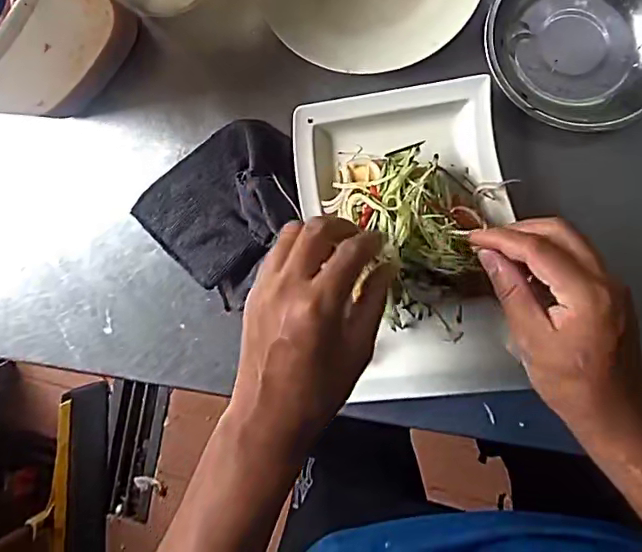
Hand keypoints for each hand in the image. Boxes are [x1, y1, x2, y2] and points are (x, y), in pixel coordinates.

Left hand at [229, 217, 391, 447]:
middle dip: (345, 226)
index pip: (352, 250)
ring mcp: (268, 285)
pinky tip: (310, 260)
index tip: (380, 242)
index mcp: (319, 303)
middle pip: (319, 228)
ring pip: (293, 231)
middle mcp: (290, 286)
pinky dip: (296, 245)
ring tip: (334, 244)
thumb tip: (386, 268)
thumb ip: (374, 300)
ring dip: (318, 230)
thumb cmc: (316, 392)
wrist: (267, 417)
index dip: (372, 240)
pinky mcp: (255, 290)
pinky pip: (277, 250)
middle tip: (359, 238)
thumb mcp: (358, 349)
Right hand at [468, 218, 641, 444]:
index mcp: (587, 293)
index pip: (538, 248)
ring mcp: (613, 283)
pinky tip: (531, 269)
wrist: (620, 419)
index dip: (503, 238)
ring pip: (571, 238)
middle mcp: (606, 279)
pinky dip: (552, 252)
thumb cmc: (574, 391)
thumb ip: (511, 292)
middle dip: (521, 230)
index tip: (476, 238)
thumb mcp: (531, 343)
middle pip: (559, 230)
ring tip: (506, 253)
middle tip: (490, 242)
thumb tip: (490, 256)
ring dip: (537, 237)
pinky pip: (579, 255)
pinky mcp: (613, 290)